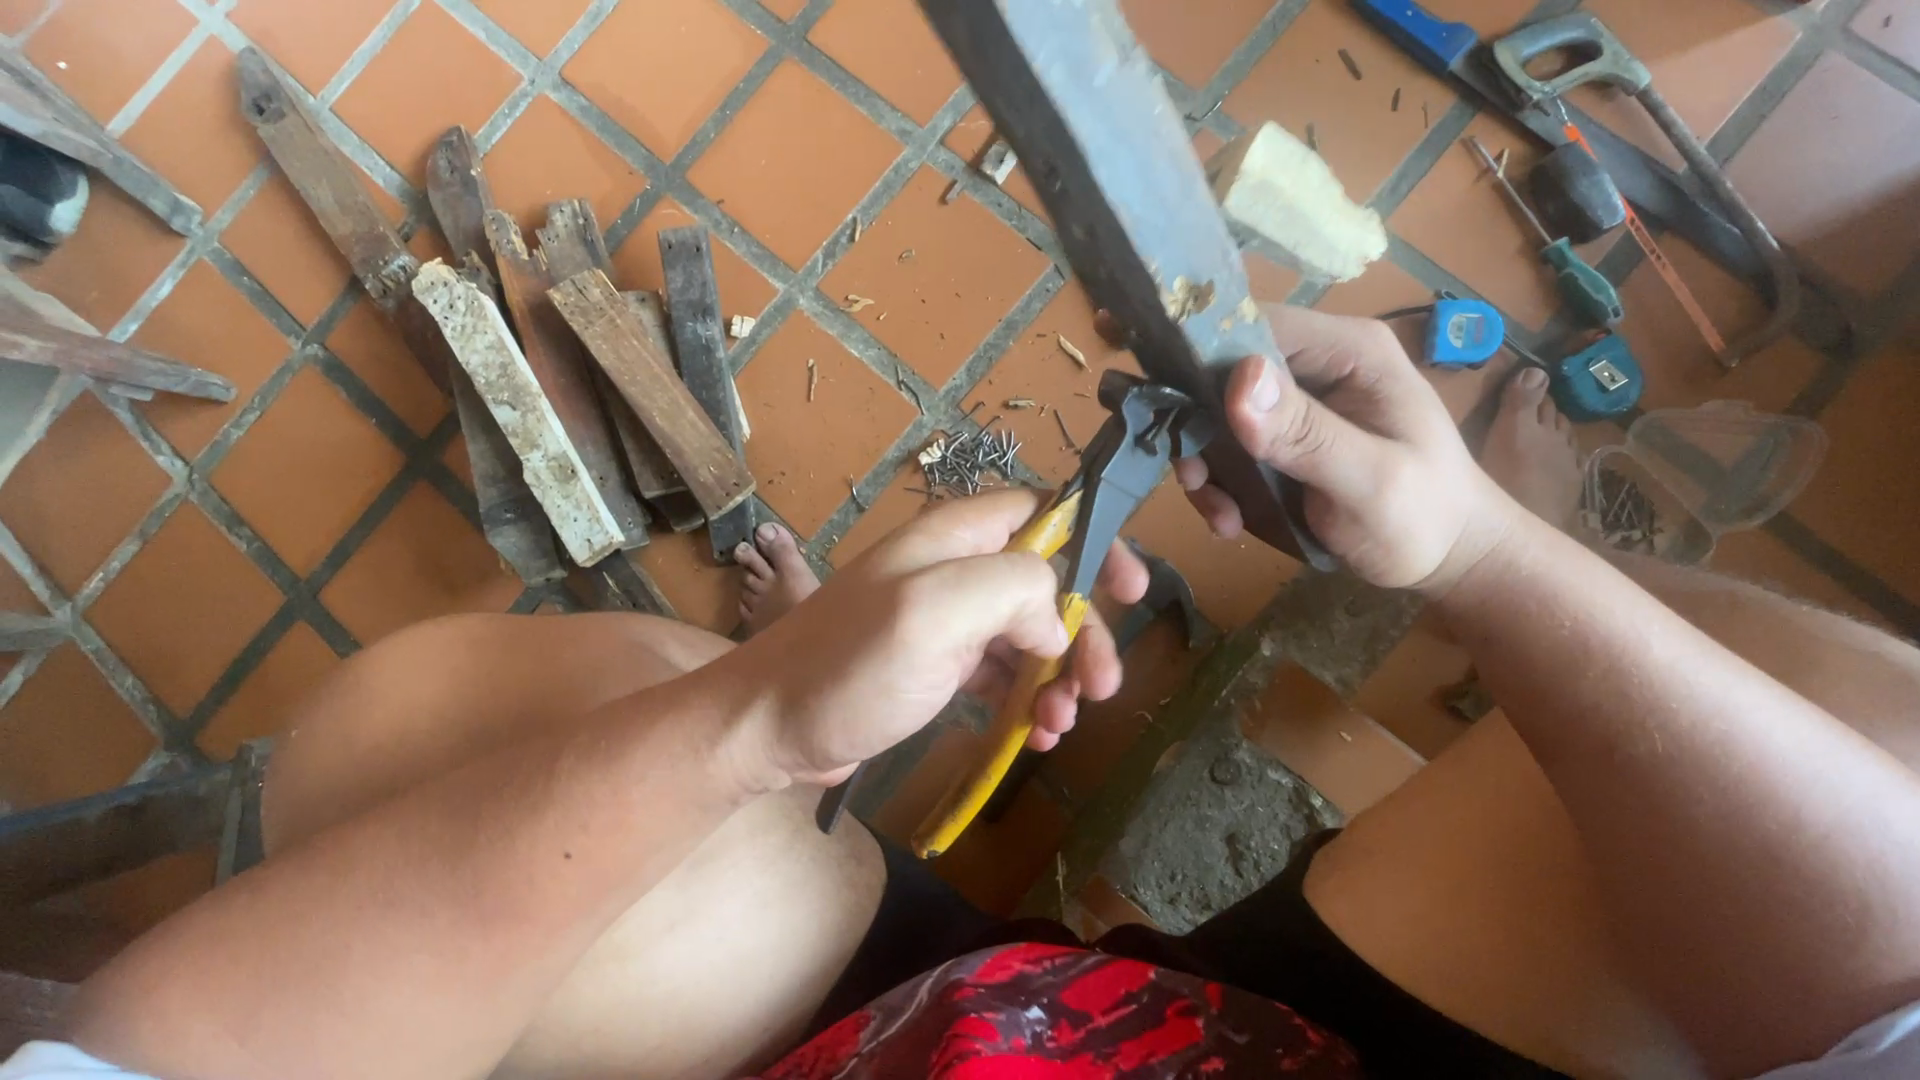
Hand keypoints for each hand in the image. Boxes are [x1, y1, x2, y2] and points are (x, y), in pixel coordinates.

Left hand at [716, 491, 1147, 788]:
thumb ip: (1011, 590)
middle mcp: (954, 569)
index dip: (1093, 541)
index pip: (1043, 512)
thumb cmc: (848, 666)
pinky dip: (1024, 700)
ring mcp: (946, 619)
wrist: (771, 729)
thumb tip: (1053, 619)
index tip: (1128, 589)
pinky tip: (1031, 734)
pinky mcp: (937, 666)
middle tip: (1101, 686)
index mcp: (954, 537)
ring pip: (1030, 633)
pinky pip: (1001, 672)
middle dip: (1082, 632)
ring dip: (1057, 676)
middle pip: (1047, 583)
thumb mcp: (931, 612)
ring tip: (1058, 724)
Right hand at [1176, 305, 1518, 591]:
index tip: (1182, 420)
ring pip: (1215, 415)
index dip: (1207, 364)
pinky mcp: (1279, 439)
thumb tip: (1238, 380)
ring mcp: (1295, 403)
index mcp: (1349, 350)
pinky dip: (1217, 486)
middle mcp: (1316, 364)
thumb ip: (1307, 432)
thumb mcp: (1369, 480)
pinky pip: (1225, 449)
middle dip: (1200, 429)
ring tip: (1220, 514)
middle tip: (1196, 481)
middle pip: (1222, 372)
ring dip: (1205, 465)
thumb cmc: (1422, 518)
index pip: (1256, 326)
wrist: (1445, 560)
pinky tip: (1230, 521)